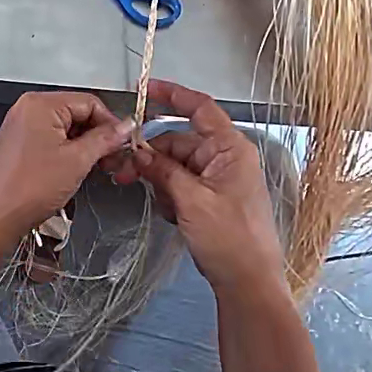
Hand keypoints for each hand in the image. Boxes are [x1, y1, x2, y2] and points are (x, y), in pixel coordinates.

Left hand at [0, 91, 134, 253]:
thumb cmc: (29, 189)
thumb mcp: (77, 161)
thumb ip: (105, 139)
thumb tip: (125, 127)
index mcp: (41, 104)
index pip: (90, 102)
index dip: (111, 123)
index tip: (124, 144)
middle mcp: (28, 109)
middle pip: (78, 114)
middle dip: (99, 137)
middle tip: (113, 161)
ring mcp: (22, 127)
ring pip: (67, 129)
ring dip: (86, 147)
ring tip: (98, 169)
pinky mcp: (20, 145)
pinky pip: (53, 140)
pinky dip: (69, 153)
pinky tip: (78, 171)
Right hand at [109, 79, 286, 293]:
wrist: (248, 282)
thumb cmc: (230, 239)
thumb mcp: (191, 201)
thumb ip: (163, 171)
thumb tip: (138, 152)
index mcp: (230, 149)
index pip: (200, 108)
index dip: (172, 94)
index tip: (145, 89)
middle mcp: (225, 159)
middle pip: (179, 142)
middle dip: (152, 155)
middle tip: (124, 172)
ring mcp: (218, 180)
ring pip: (177, 166)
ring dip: (160, 180)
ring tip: (161, 205)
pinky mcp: (212, 200)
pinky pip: (182, 186)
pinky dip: (171, 196)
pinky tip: (172, 215)